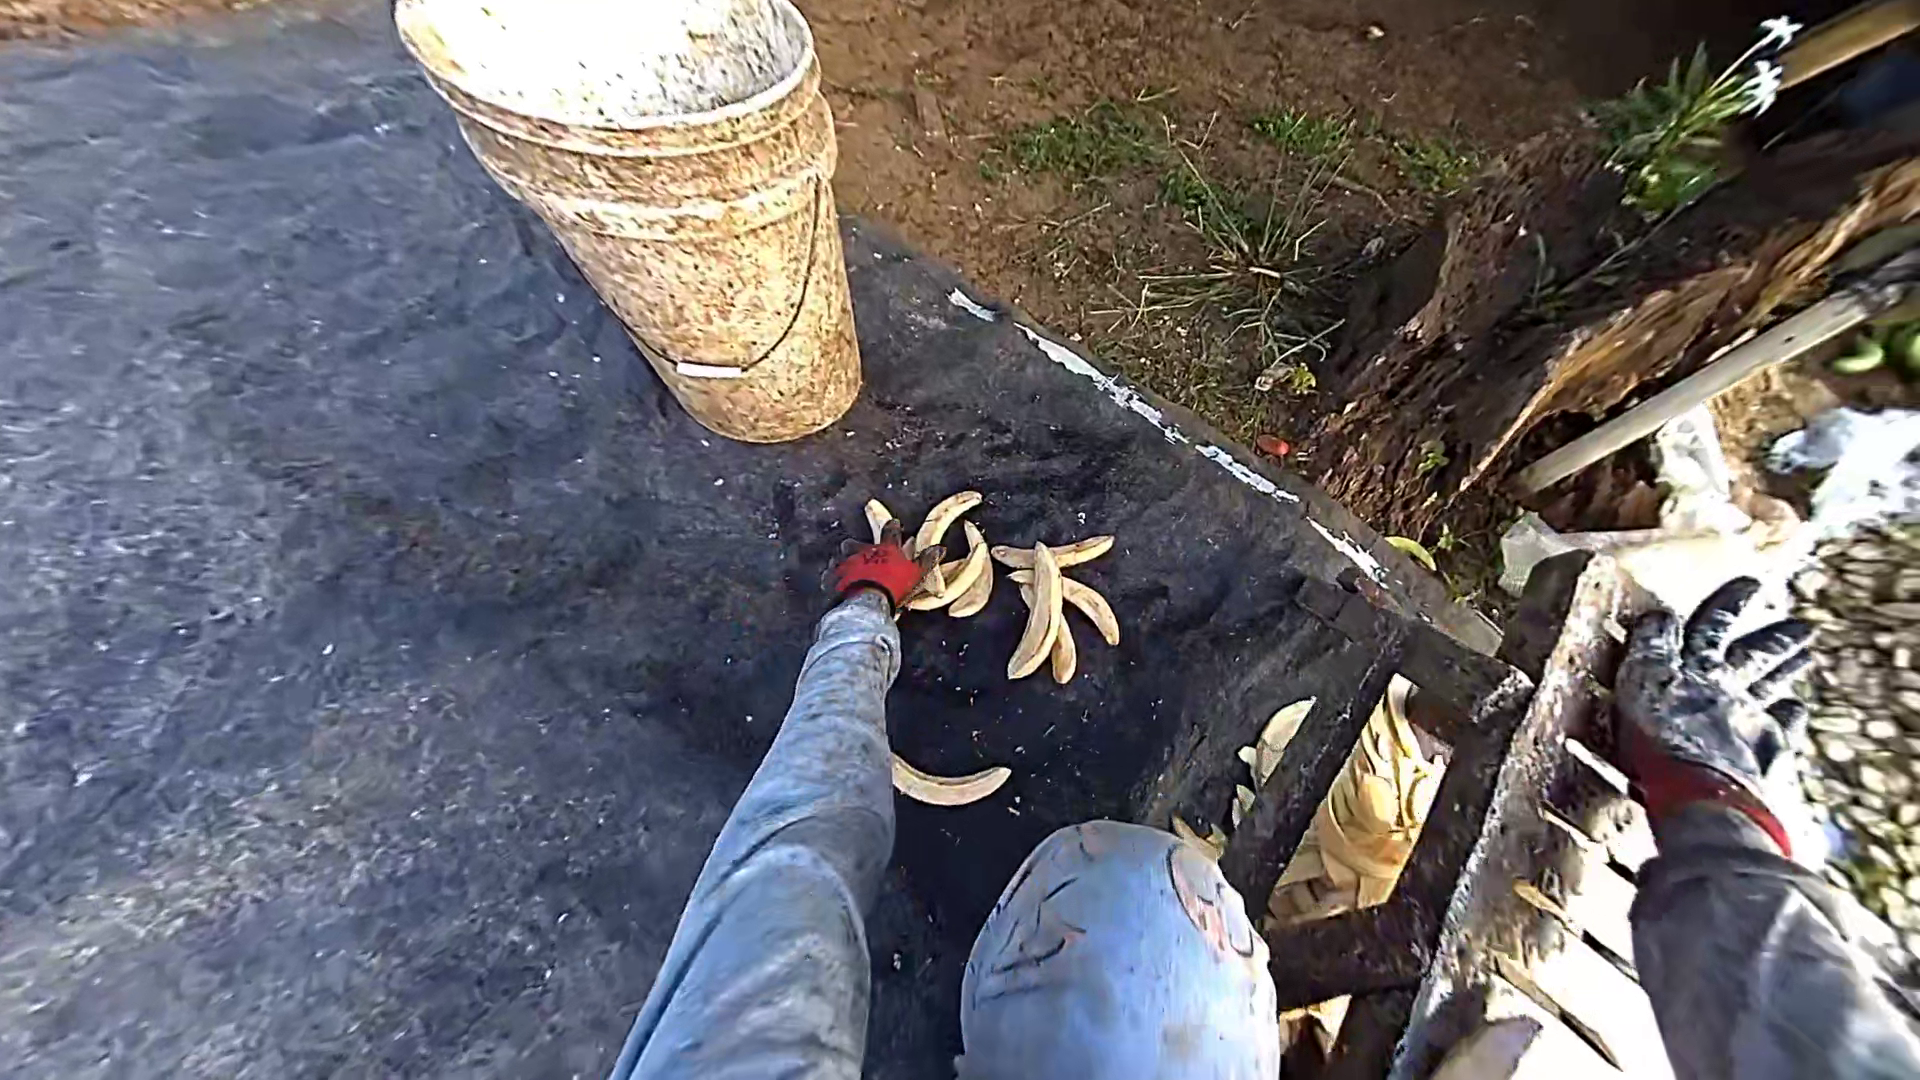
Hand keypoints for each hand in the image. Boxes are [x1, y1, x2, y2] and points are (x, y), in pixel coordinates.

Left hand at [826, 518, 945, 611]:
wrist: (867, 603)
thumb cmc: (894, 587)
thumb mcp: (916, 574)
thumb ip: (926, 560)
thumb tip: (939, 548)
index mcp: (885, 550)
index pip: (891, 533)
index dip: (893, 527)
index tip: (894, 523)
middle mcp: (863, 552)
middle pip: (856, 543)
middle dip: (856, 545)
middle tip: (857, 548)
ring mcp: (846, 564)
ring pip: (840, 557)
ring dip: (842, 561)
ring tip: (843, 566)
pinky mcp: (833, 578)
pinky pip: (829, 575)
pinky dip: (831, 578)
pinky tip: (832, 582)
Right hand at [1615, 577, 1812, 852]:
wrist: (1700, 787)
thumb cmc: (1656, 734)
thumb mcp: (1639, 680)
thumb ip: (1652, 646)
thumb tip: (1662, 615)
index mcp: (1697, 671)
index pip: (1711, 629)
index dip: (1726, 606)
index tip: (1750, 583)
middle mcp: (1728, 689)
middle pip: (1752, 656)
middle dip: (1772, 638)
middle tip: (1800, 625)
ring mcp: (1750, 719)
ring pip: (1771, 685)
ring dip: (1787, 669)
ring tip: (1806, 655)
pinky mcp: (1762, 747)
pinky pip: (1781, 724)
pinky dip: (1787, 713)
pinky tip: (1793, 708)